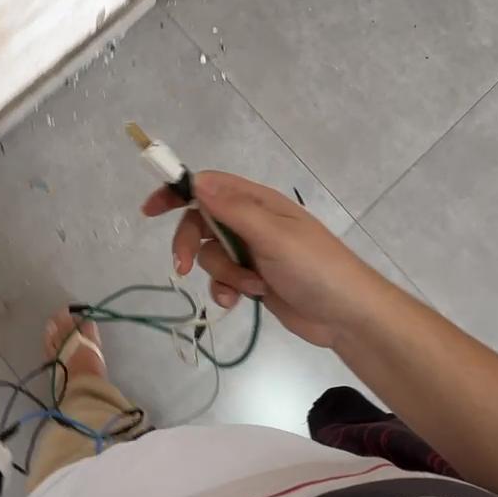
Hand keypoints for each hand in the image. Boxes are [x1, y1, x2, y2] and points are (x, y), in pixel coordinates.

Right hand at [148, 171, 385, 347]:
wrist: (346, 315)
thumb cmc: (314, 267)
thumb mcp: (273, 235)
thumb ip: (233, 210)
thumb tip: (196, 181)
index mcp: (258, 201)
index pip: (209, 186)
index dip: (178, 193)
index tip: (151, 209)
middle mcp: (252, 221)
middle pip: (202, 223)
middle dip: (190, 244)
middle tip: (182, 267)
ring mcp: (253, 251)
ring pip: (211, 254)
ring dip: (221, 273)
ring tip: (247, 287)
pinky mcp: (254, 280)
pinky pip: (223, 279)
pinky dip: (226, 290)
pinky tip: (240, 302)